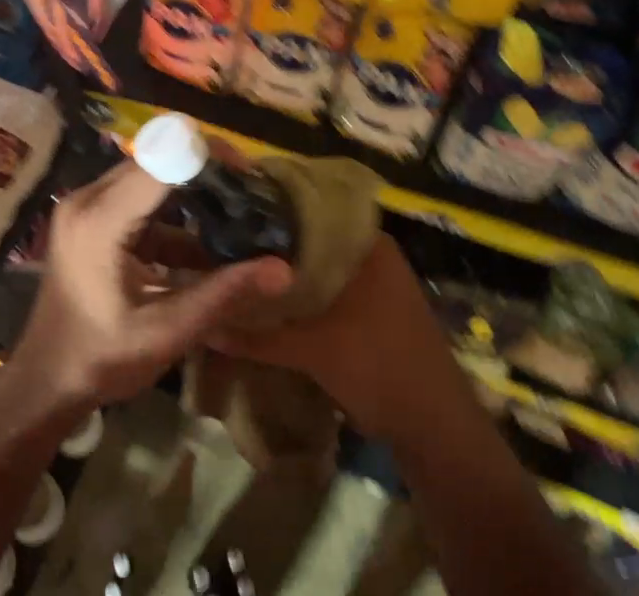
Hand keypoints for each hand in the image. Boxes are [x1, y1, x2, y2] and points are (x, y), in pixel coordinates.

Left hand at [13, 159, 293, 411]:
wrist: (44, 382)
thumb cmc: (100, 359)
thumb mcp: (168, 330)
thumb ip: (224, 293)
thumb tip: (285, 269)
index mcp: (100, 219)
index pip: (163, 157)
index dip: (210, 156)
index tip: (251, 177)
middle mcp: (87, 199)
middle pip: (158, 160)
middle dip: (209, 173)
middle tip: (254, 198)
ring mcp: (85, 208)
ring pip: (151, 178)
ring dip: (194, 194)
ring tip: (240, 218)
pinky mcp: (90, 221)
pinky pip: (139, 200)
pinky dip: (175, 217)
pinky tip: (207, 247)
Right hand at [210, 236, 456, 442]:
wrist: (434, 427)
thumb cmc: (378, 369)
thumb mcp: (312, 350)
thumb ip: (257, 336)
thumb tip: (204, 325)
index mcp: (366, 246)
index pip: (308, 212)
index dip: (267, 216)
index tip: (226, 219)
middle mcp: (370, 256)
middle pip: (309, 243)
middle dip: (270, 250)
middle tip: (220, 249)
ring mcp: (372, 284)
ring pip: (316, 271)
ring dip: (283, 278)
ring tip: (233, 274)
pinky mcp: (369, 311)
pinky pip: (325, 293)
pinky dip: (299, 299)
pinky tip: (263, 305)